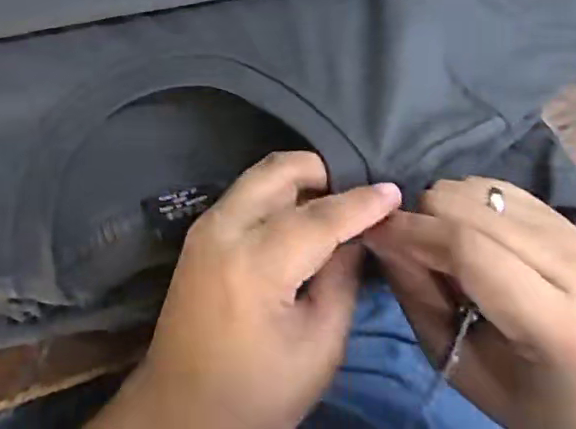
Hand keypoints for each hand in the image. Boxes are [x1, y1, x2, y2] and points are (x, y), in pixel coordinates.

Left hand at [89, 151, 402, 428]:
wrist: (182, 409)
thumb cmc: (259, 391)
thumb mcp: (318, 347)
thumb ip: (341, 280)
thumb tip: (357, 234)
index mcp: (254, 262)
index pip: (317, 217)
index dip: (359, 202)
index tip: (393, 190)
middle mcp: (224, 227)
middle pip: (278, 171)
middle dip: (323, 171)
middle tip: (358, 192)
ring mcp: (206, 224)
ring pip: (260, 175)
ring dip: (299, 179)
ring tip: (336, 202)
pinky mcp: (200, 230)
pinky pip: (245, 192)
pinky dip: (277, 192)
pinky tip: (302, 215)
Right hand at [362, 177, 575, 428]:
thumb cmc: (517, 389)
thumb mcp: (455, 360)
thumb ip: (415, 292)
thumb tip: (376, 230)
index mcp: (557, 324)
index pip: (468, 249)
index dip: (411, 232)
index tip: (372, 231)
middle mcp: (571, 266)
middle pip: (463, 207)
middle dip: (422, 221)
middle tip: (417, 255)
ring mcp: (568, 232)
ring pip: (469, 187)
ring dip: (441, 211)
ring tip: (448, 250)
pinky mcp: (559, 214)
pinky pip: (485, 182)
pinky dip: (462, 202)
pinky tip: (471, 235)